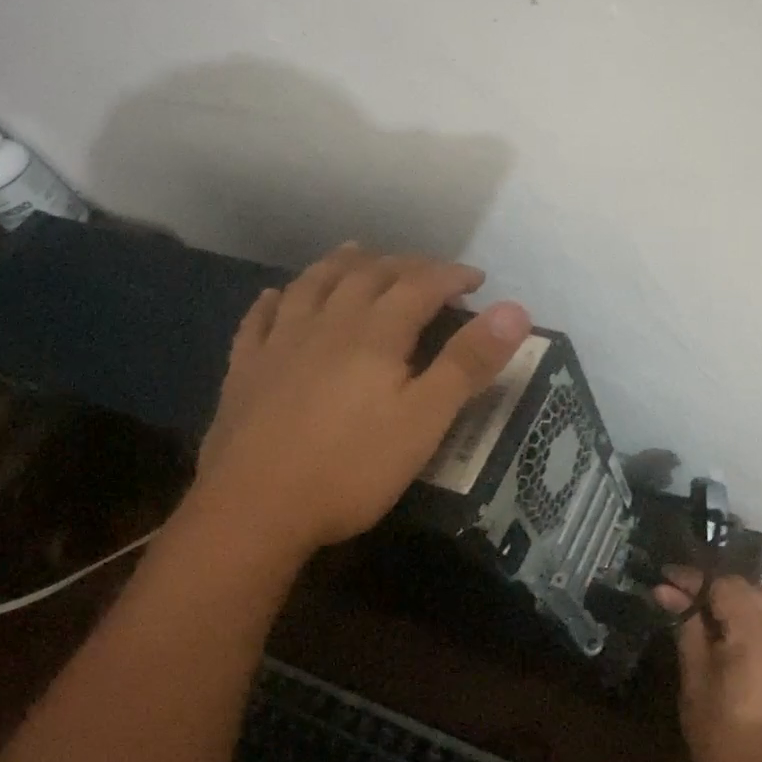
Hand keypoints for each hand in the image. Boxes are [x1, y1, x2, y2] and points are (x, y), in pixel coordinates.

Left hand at [194, 243, 530, 552]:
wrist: (255, 508)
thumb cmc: (352, 469)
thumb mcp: (425, 421)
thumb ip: (467, 364)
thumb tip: (515, 309)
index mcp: (374, 335)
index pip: (419, 286)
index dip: (451, 276)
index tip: (477, 279)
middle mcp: (326, 324)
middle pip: (367, 276)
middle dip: (403, 265)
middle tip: (428, 270)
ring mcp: (280, 344)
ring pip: (312, 285)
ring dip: (341, 264)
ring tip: (359, 254)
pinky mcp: (246, 370)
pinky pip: (260, 319)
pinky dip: (276, 300)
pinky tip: (277, 296)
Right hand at [655, 568, 761, 761]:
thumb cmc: (719, 733)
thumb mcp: (695, 678)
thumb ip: (686, 628)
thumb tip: (667, 591)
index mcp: (754, 635)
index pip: (725, 585)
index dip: (694, 579)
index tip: (666, 579)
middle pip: (748, 586)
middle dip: (715, 587)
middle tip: (682, 599)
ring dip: (738, 598)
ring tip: (709, 616)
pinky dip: (756, 613)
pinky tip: (733, 632)